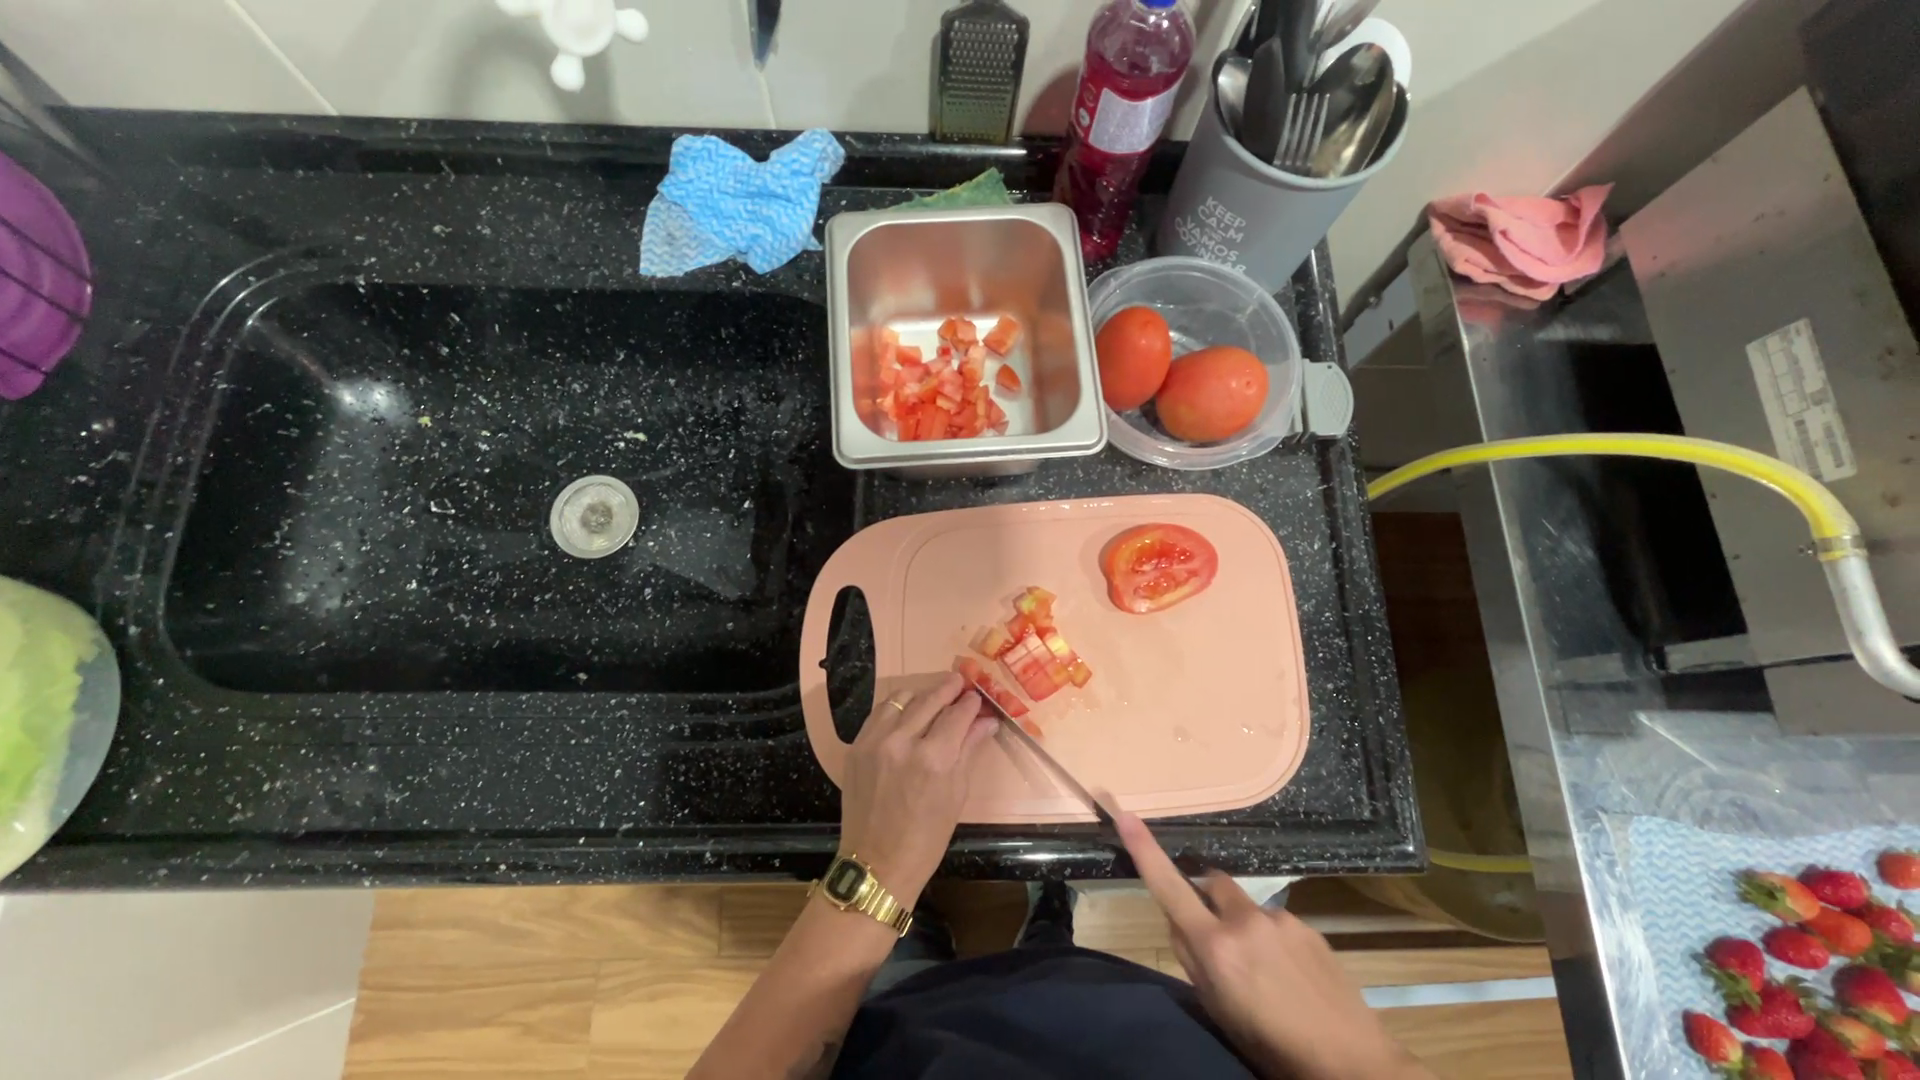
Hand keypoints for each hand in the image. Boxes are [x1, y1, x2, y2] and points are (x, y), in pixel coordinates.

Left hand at [839, 672, 998, 908]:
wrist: (877, 865)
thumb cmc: (927, 838)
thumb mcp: (956, 794)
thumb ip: (968, 750)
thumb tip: (986, 721)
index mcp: (934, 758)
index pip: (957, 714)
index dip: (970, 703)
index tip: (977, 697)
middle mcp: (902, 742)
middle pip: (929, 699)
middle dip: (948, 688)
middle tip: (960, 682)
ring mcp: (874, 742)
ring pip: (901, 700)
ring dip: (920, 695)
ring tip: (933, 698)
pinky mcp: (856, 747)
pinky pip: (878, 714)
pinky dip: (896, 709)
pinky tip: (906, 714)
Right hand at [1115, 811, 1429, 1079]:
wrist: (1351, 1065)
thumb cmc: (1271, 1047)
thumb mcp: (1217, 1010)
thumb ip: (1192, 959)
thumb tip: (1179, 923)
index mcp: (1215, 947)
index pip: (1170, 889)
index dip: (1145, 851)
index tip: (1126, 815)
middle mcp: (1246, 921)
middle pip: (1213, 884)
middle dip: (1208, 900)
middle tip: (1217, 942)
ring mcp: (1282, 920)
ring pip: (1247, 908)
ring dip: (1244, 928)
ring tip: (1264, 975)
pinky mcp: (1309, 928)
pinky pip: (1277, 924)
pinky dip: (1273, 942)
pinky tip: (1289, 978)